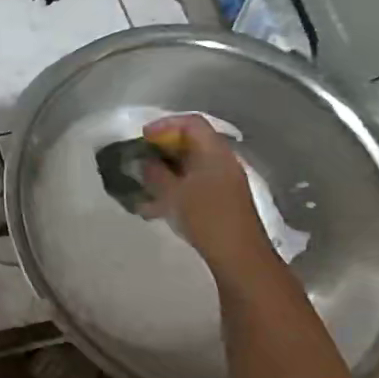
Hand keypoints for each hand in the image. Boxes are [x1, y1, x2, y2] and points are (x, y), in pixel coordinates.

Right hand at [139, 114, 273, 267]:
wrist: (238, 254)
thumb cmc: (205, 218)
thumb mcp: (172, 193)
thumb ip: (155, 173)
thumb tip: (145, 161)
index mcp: (214, 153)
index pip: (191, 123)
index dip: (165, 125)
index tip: (143, 138)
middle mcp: (222, 161)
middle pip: (192, 142)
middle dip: (163, 148)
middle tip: (140, 159)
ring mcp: (224, 179)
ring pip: (191, 163)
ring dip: (166, 169)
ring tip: (144, 184)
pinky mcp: (221, 197)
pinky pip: (194, 181)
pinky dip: (175, 185)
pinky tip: (156, 205)